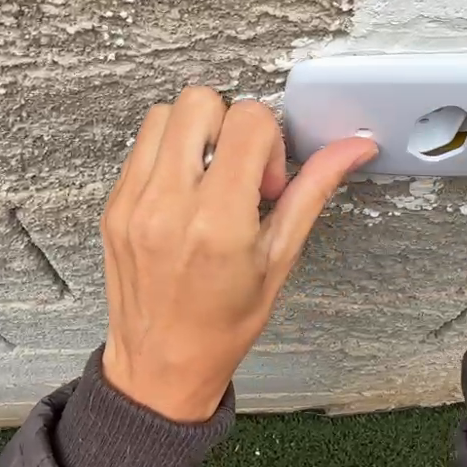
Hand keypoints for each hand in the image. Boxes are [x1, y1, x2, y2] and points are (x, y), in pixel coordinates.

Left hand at [101, 87, 377, 421]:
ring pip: (163, 113)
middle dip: (230, 125)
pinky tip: (185, 193)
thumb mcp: (278, 260)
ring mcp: (132, 203)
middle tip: (239, 172)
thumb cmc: (223, 325)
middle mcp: (168, 204)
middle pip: (199, 100)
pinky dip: (168, 154)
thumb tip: (353, 148)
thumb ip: (311, 192)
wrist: (160, 366)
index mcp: (218, 221)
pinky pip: (140, 146)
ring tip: (209, 179)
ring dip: (195, 132)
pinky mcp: (113, 205)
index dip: (270, 142)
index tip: (268, 183)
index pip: (248, 120)